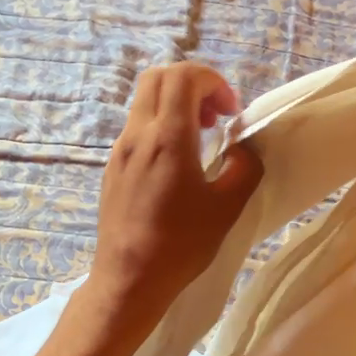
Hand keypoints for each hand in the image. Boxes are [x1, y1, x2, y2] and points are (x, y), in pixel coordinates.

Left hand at [83, 63, 262, 321]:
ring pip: (144, 102)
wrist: (129, 278)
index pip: (183, 76)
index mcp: (167, 138)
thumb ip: (244, 167)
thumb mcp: (228, 207)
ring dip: (174, 106)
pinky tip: (175, 165)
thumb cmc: (181, 244)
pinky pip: (136, 129)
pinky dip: (159, 128)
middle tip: (214, 118)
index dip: (214, 82)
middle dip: (192, 85)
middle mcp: (137, 136)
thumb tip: (239, 149)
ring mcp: (119, 151)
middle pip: (158, 77)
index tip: (231, 113)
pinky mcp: (112, 169)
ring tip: (199, 141)